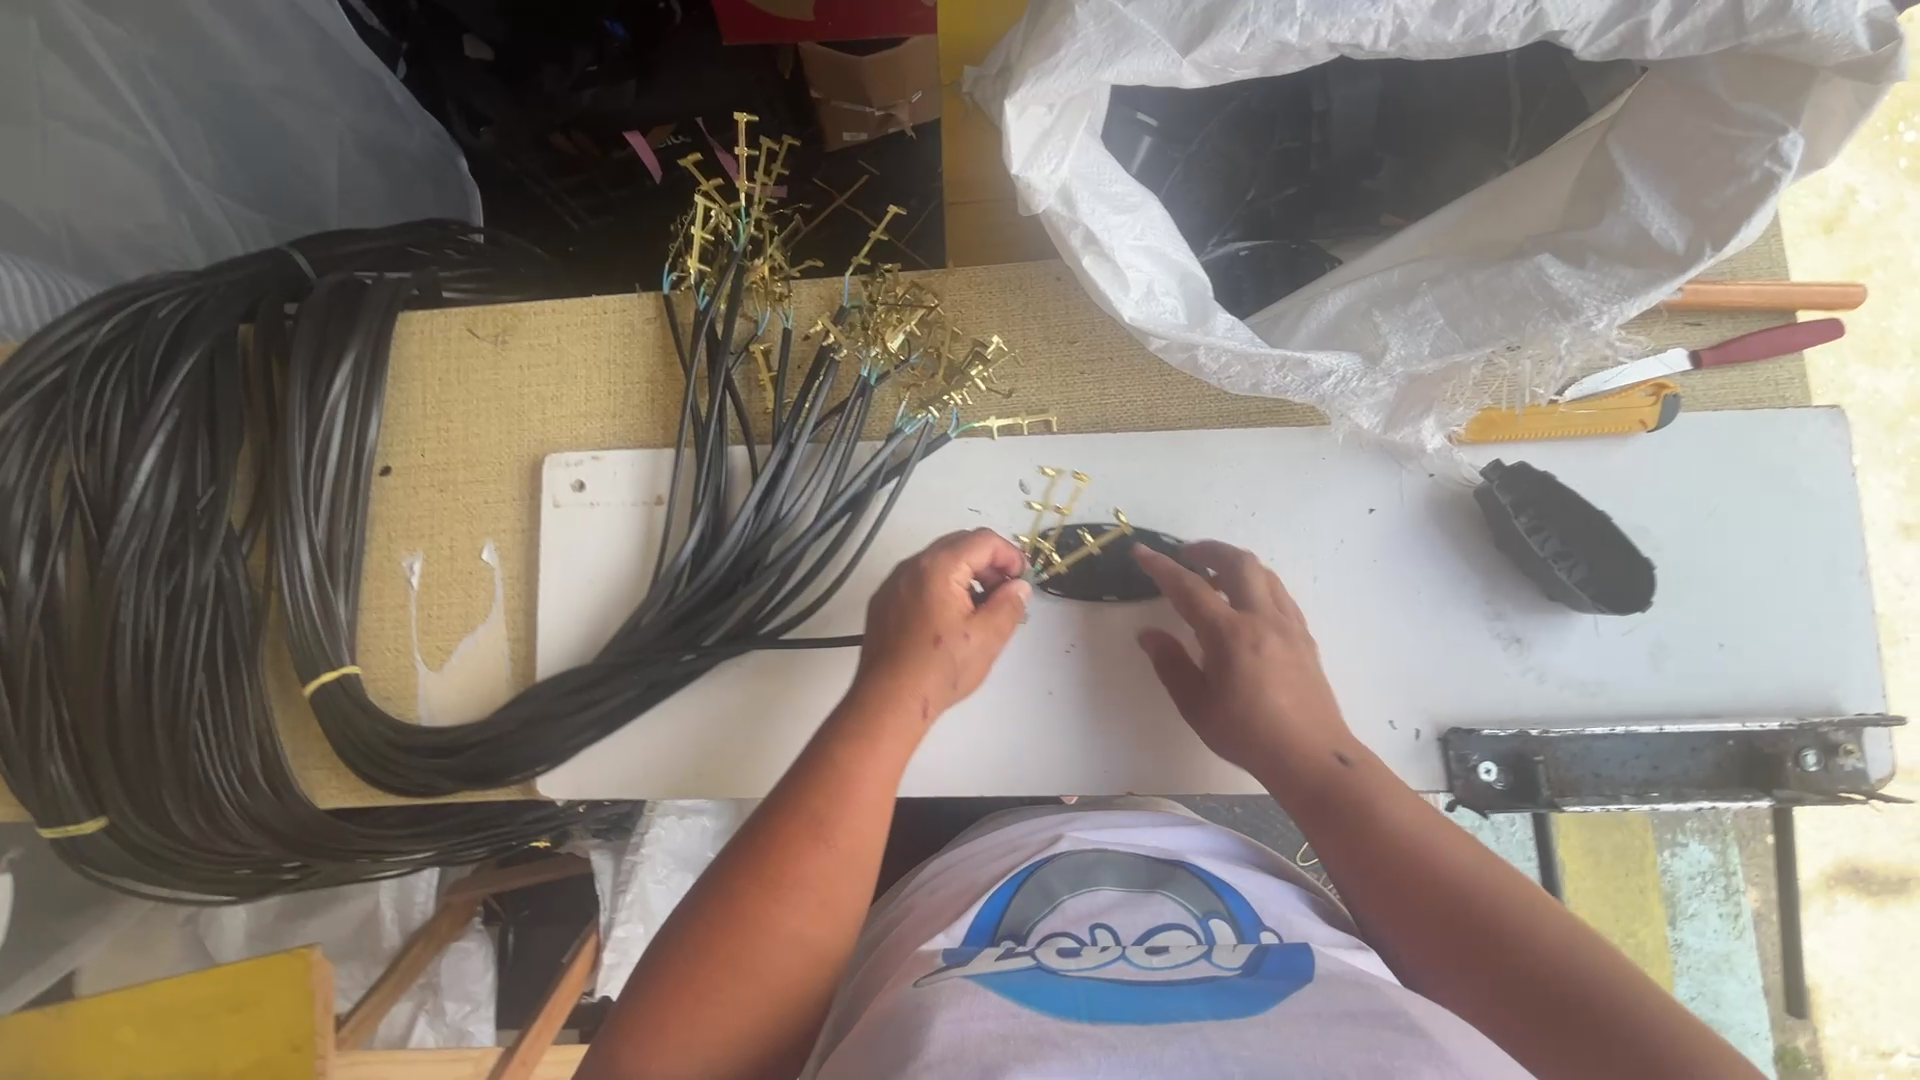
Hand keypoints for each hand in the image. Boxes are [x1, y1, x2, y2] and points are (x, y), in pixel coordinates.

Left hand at [852, 529, 1031, 725]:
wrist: (888, 701)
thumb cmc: (939, 670)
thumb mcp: (987, 638)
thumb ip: (1009, 604)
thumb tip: (1018, 587)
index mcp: (938, 568)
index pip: (983, 540)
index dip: (1010, 555)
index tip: (1022, 579)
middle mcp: (911, 566)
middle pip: (959, 544)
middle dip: (988, 564)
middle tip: (1005, 594)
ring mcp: (893, 583)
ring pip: (938, 562)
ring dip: (966, 576)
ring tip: (980, 611)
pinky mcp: (883, 602)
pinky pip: (919, 580)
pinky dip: (942, 588)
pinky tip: (950, 621)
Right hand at [1132, 541, 1357, 784]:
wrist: (1311, 757)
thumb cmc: (1247, 735)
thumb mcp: (1196, 705)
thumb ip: (1170, 664)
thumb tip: (1149, 634)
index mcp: (1230, 635)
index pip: (1190, 588)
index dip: (1162, 567)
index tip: (1141, 552)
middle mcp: (1262, 619)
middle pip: (1238, 563)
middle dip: (1208, 550)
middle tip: (1186, 555)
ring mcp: (1289, 625)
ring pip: (1264, 574)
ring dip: (1235, 564)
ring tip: (1214, 576)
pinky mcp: (1305, 637)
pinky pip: (1279, 594)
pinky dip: (1257, 584)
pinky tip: (1246, 603)